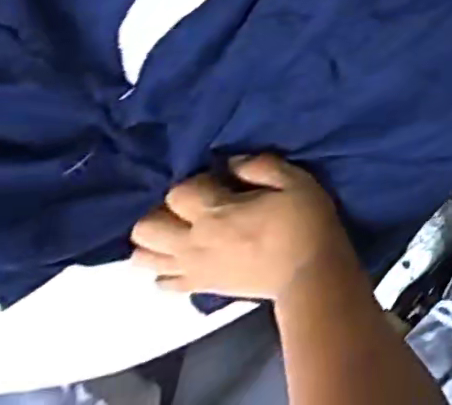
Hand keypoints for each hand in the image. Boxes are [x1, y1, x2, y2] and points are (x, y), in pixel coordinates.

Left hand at [130, 154, 362, 301]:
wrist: (309, 273)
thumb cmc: (305, 222)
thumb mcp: (295, 181)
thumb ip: (261, 166)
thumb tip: (232, 163)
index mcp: (215, 215)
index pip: (178, 192)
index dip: (199, 180)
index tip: (224, 180)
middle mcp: (192, 244)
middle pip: (145, 227)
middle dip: (165, 211)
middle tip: (198, 205)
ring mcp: (191, 270)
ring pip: (143, 258)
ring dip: (159, 240)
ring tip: (189, 230)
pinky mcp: (197, 287)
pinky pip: (161, 282)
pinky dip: (168, 268)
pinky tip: (192, 256)